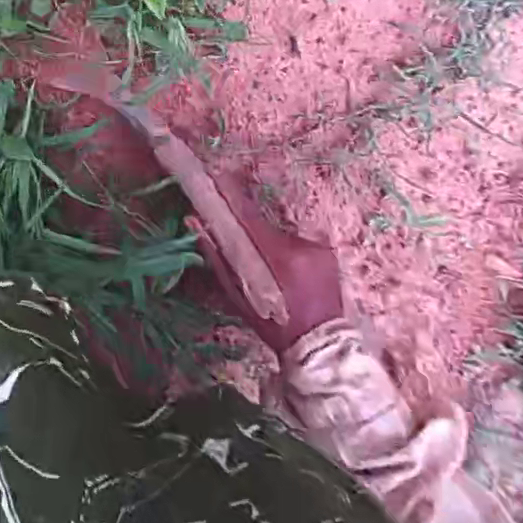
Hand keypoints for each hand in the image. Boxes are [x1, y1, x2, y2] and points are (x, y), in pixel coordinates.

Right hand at [209, 172, 342, 352]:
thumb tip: (195, 223)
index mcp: (276, 255)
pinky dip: (287, 251)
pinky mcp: (327, 252)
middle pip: (263, 223)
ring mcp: (317, 247)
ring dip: (268, 242)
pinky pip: (297, 242)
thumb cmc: (272, 323)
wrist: (322, 347)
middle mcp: (300, 245)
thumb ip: (217, 256)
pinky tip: (287, 272)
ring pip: (280, 233)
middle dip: (248, 226)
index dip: (231, 194)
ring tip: (269, 267)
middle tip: (237, 233)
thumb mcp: (237, 294)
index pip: (247, 215)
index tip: (217, 175)